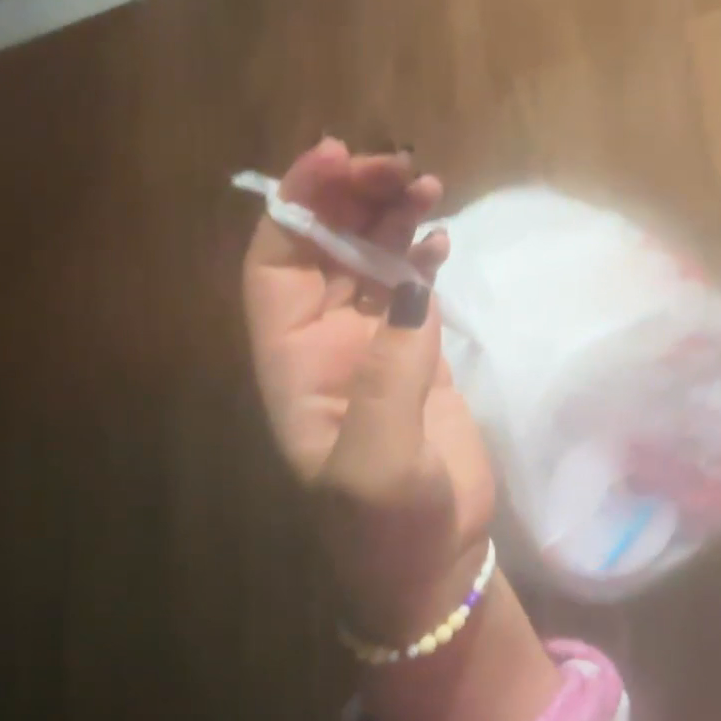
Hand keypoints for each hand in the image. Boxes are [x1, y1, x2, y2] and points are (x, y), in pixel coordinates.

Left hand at [242, 138, 491, 640]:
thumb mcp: (377, 462)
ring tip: (429, 185)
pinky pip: (414, 291)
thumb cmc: (387, 527)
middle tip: (402, 166)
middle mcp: (324, 345)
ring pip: (373, 264)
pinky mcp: (419, 358)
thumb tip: (415, 283)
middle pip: (326, 251)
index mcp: (291, 363)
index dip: (300, 207)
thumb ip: (392, 374)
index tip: (336, 158)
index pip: (278, 265)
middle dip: (354, 201)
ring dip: (393, 220)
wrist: (432, 563)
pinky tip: (442, 237)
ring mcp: (374, 350)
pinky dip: (426, 258)